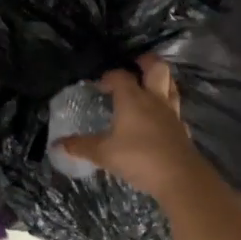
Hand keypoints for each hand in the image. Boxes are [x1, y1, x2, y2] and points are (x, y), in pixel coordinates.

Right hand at [61, 55, 201, 199]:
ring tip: (150, 85)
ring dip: (161, 81)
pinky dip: (168, 109)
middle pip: (156, 68)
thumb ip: (81, 146)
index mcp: (132, 99)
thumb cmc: (139, 158)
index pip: (120, 76)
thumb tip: (57, 145)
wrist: (180, 178)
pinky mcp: (183, 129)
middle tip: (136, 64)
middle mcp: (154, 100)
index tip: (99, 86)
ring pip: (171, 85)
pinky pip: (176, 111)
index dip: (108, 76)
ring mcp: (172, 113)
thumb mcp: (103, 154)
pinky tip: (161, 119)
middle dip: (146, 61)